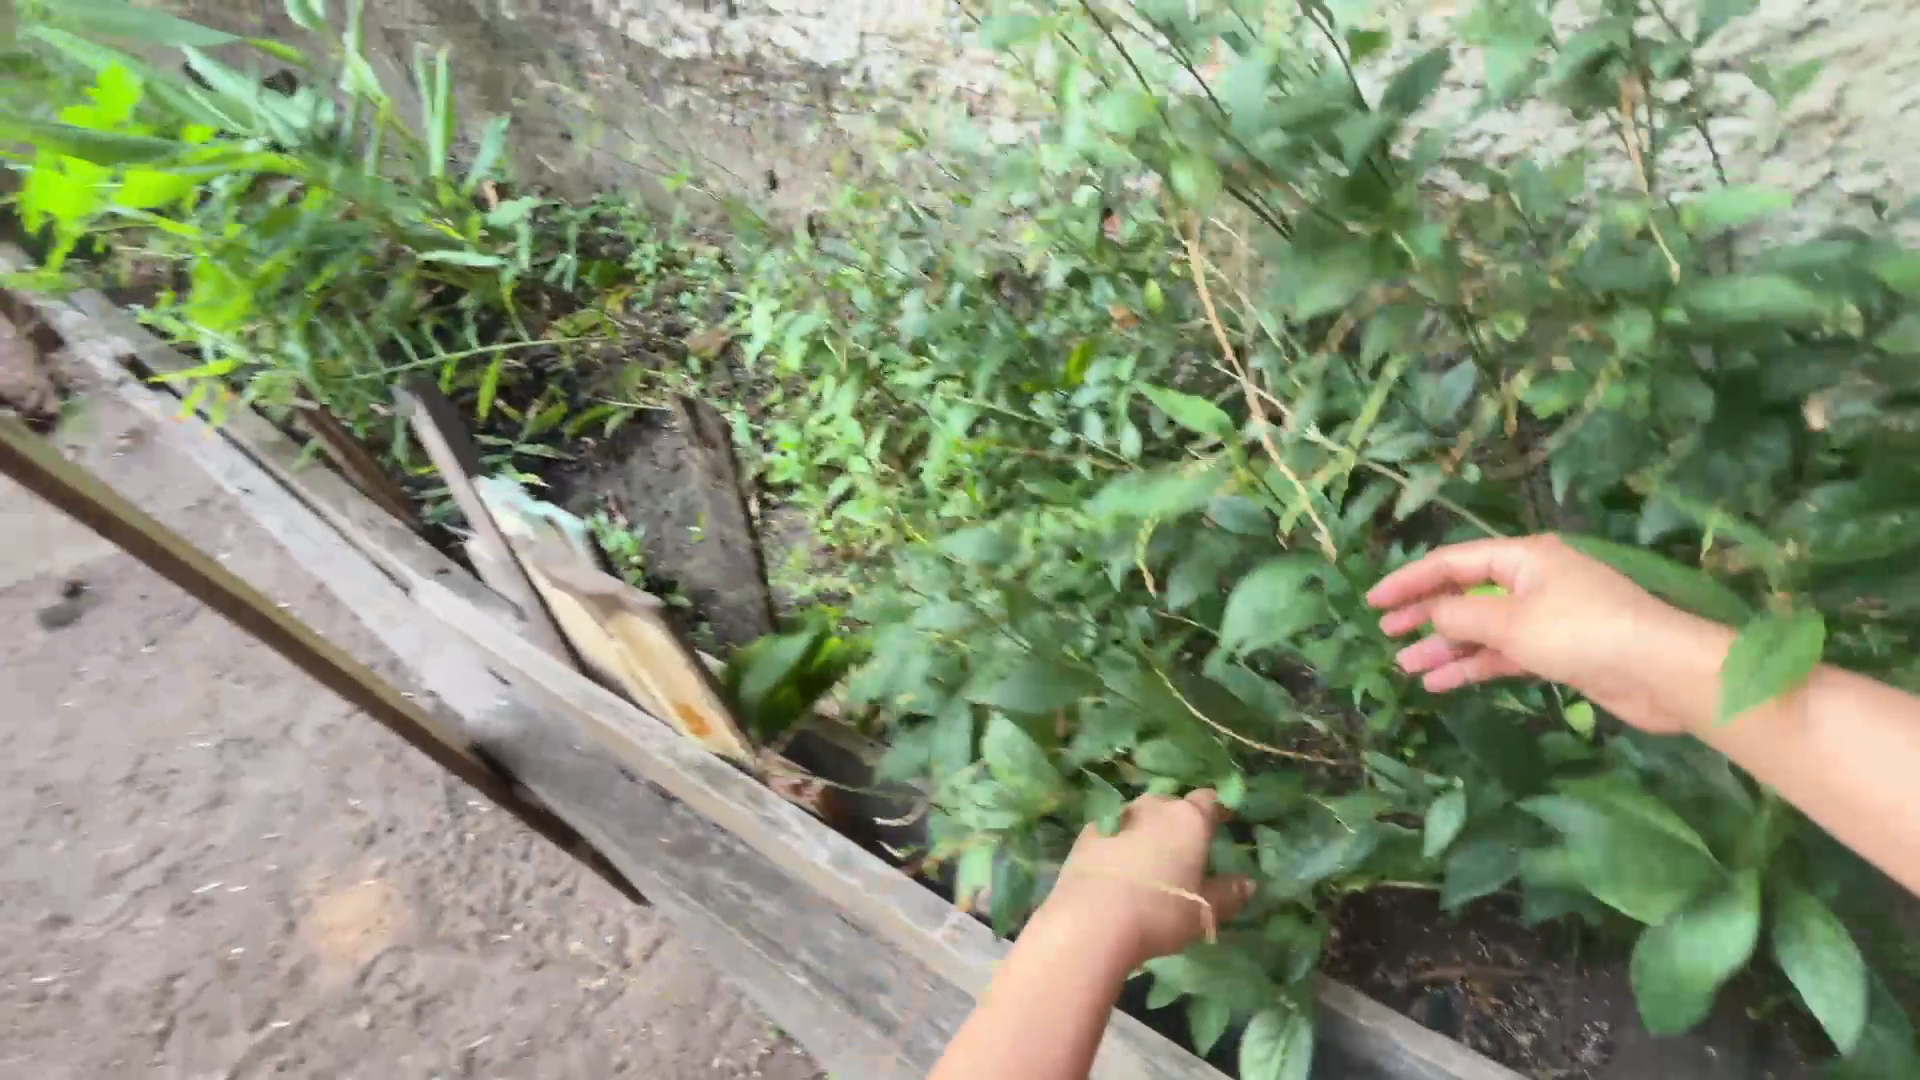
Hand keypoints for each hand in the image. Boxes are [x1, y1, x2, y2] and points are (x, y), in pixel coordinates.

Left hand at [1036, 790, 1252, 969]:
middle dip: (1180, 821)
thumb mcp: (1203, 911)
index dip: (1217, 809)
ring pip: (1141, 814)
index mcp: (1188, 819)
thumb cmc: (1160, 912)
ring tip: (1151, 857)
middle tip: (1185, 848)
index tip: (1223, 821)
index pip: (1209, 800)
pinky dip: (1121, 839)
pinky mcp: (1089, 829)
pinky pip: (1114, 828)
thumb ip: (1227, 893)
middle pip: (1172, 805)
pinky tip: (1119, 863)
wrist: (1094, 917)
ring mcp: (1118, 814)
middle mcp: (1153, 806)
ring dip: (1149, 828)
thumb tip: (1247, 882)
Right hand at [1365, 534, 1722, 733]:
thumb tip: (1431, 615)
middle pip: (1463, 594)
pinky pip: (1500, 653)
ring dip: (1443, 647)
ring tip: (1406, 666)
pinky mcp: (1556, 651)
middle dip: (1423, 615)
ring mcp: (1544, 618)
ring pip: (1479, 628)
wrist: (1667, 675)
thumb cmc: (1584, 633)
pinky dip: (1472, 666)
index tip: (1374, 601)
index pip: (1450, 563)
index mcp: (1523, 559)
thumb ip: (1458, 614)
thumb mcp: (1509, 621)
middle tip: (1387, 631)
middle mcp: (1531, 582)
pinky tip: (1441, 683)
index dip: (1408, 580)